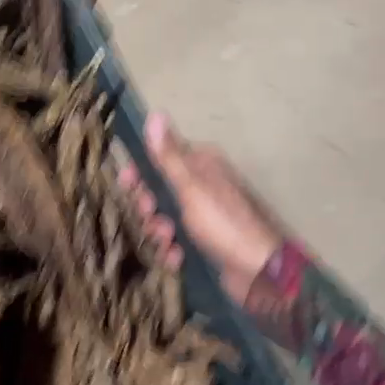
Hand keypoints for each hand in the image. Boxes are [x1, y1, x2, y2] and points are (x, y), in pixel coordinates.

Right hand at [120, 113, 284, 300]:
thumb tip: (156, 113)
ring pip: (165, 217)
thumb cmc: (223, 223)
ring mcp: (206, 215)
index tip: (125, 183)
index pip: (162, 157)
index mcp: (203, 165)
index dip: (140, 170)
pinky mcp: (207, 242)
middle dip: (149, 205)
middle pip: (160, 189)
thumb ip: (168, 155)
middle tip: (150, 216)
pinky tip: (177, 257)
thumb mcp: (191, 187)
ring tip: (167, 241)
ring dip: (159, 231)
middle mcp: (204, 186)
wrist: (259, 271)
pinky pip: (178, 241)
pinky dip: (173, 250)